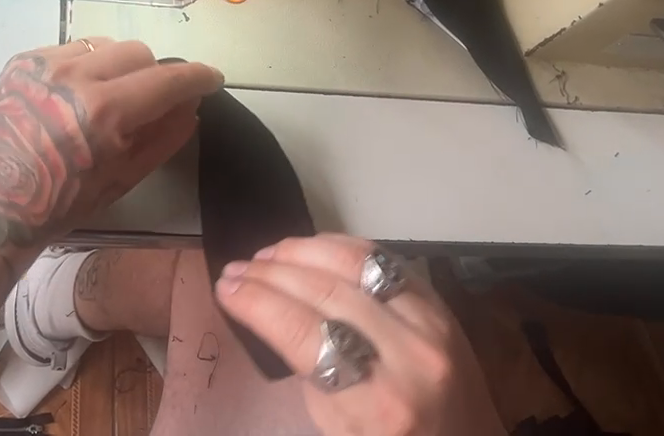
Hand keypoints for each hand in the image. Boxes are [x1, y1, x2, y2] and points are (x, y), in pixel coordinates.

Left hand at [0, 39, 221, 257]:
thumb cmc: (61, 201)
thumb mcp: (121, 178)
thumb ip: (163, 138)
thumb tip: (191, 106)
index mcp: (104, 113)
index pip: (168, 79)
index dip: (197, 77)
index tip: (211, 79)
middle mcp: (76, 77)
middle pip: (139, 52)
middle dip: (153, 76)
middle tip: (146, 102)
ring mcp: (45, 64)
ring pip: (106, 45)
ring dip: (118, 68)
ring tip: (105, 98)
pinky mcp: (23, 60)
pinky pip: (73, 48)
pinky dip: (85, 67)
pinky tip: (73, 95)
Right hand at [216, 234, 504, 435]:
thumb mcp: (340, 432)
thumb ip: (311, 374)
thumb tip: (270, 311)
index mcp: (380, 404)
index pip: (302, 333)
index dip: (256, 303)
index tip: (225, 287)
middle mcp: (409, 354)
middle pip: (323, 290)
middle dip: (269, 273)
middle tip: (235, 268)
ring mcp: (430, 321)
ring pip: (352, 261)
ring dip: (299, 250)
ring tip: (265, 255)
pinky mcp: (438, 300)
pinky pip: (379, 256)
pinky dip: (336, 245)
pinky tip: (308, 249)